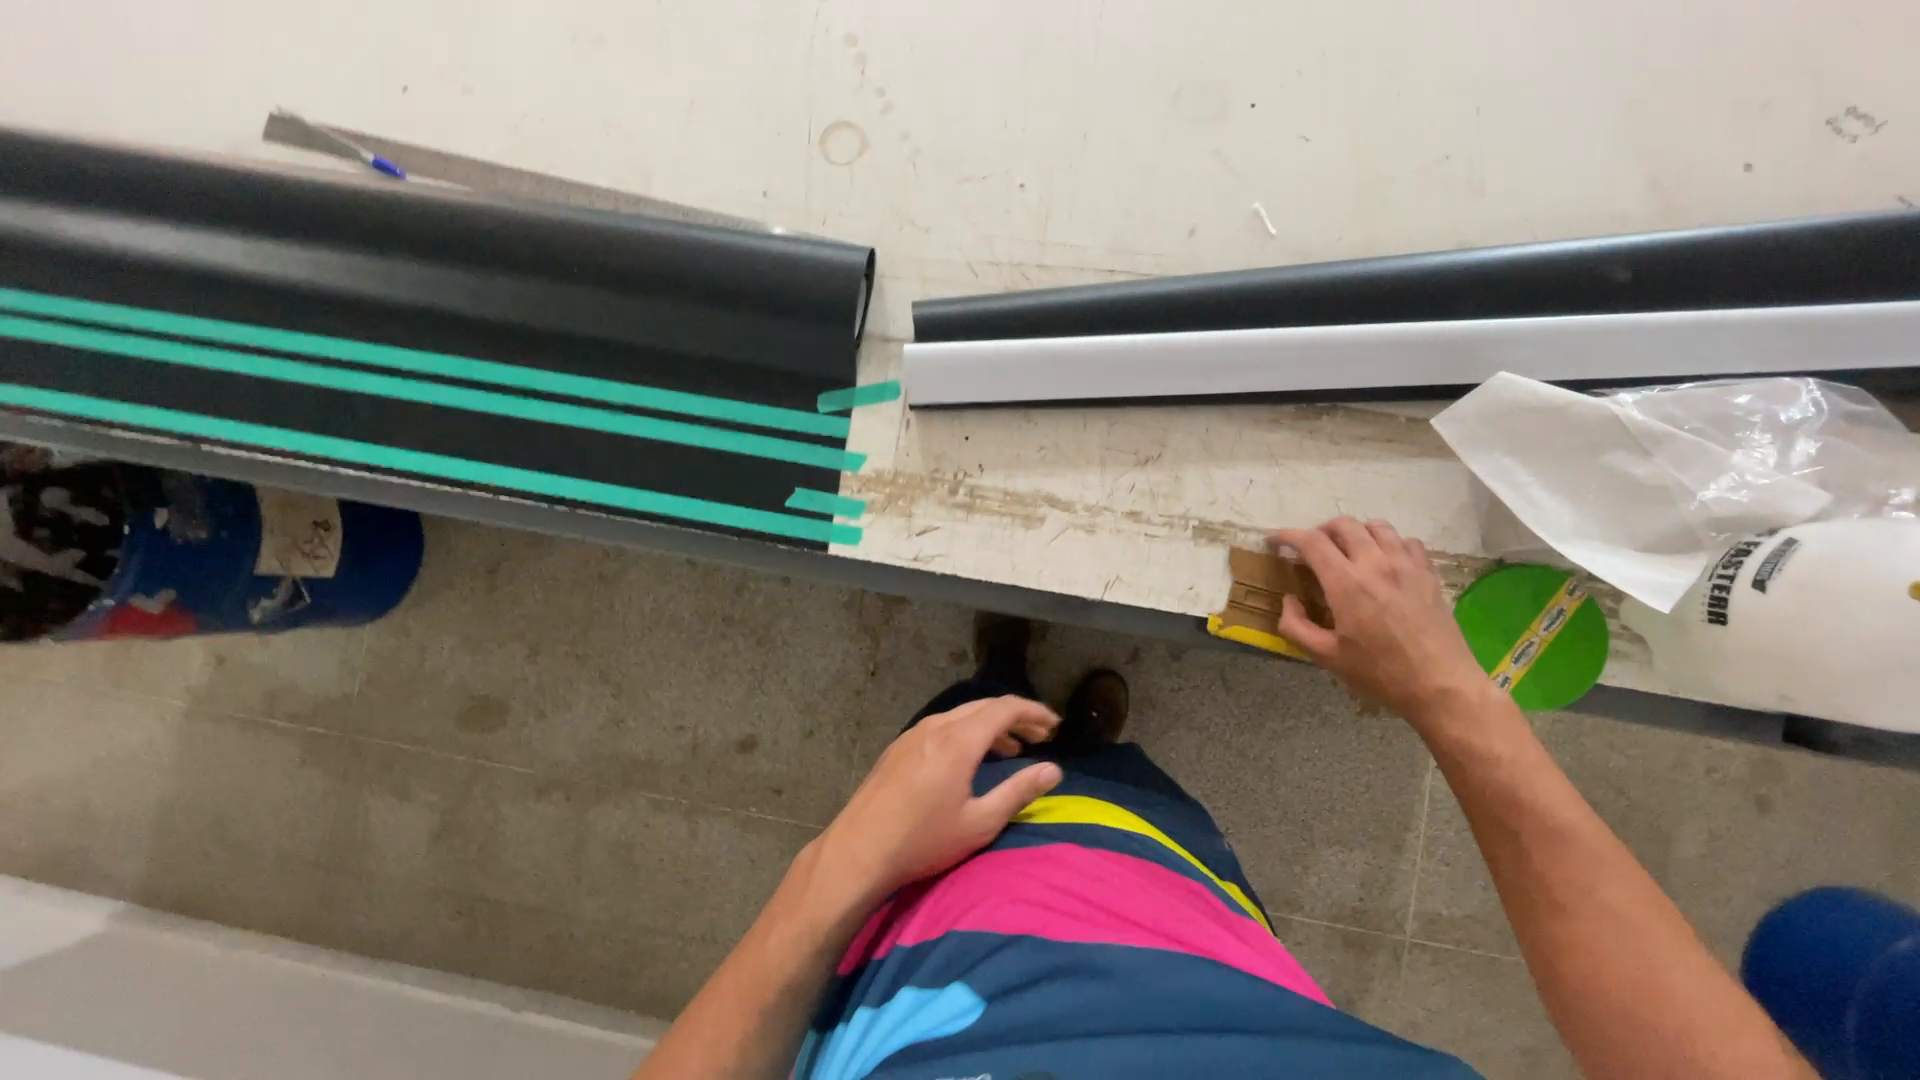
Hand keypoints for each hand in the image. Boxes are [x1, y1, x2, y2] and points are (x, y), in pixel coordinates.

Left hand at [812, 696, 1062, 902]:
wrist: (859, 850)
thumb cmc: (924, 839)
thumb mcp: (980, 822)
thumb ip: (1019, 791)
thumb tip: (1054, 770)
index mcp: (958, 740)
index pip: (1004, 709)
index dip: (1033, 712)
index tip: (1054, 725)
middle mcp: (935, 727)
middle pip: (983, 707)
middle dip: (1015, 717)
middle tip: (1040, 736)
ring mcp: (913, 735)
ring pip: (961, 716)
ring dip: (990, 726)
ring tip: (1012, 749)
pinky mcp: (898, 748)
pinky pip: (941, 727)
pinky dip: (966, 732)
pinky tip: (970, 758)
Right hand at [1271, 517, 1495, 725]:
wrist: (1441, 686)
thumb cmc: (1380, 674)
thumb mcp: (1327, 657)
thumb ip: (1296, 626)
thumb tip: (1289, 600)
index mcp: (1347, 584)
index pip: (1312, 542)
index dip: (1287, 535)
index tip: (1274, 539)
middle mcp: (1376, 564)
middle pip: (1344, 525)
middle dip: (1320, 530)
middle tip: (1310, 549)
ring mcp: (1407, 565)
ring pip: (1376, 526)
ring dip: (1354, 532)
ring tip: (1346, 549)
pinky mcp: (1428, 573)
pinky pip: (1405, 540)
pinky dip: (1387, 542)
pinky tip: (1383, 560)